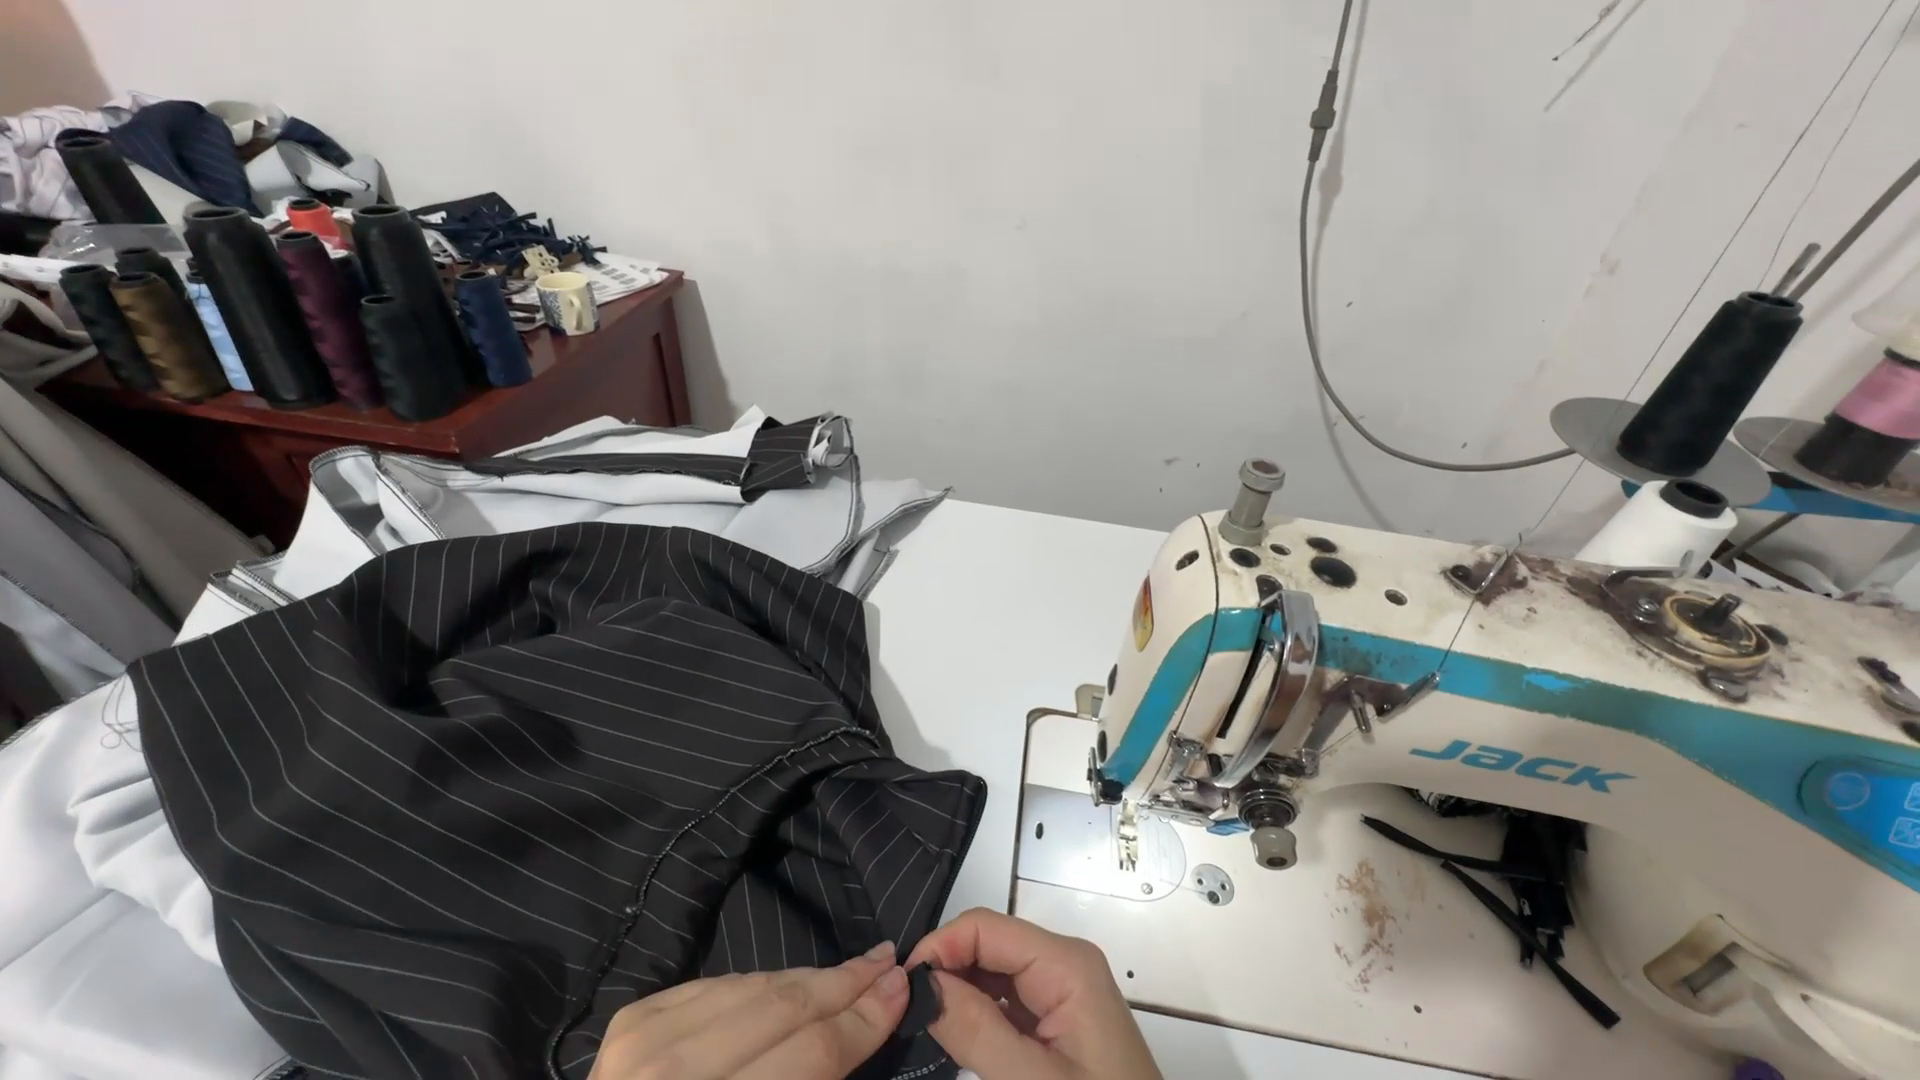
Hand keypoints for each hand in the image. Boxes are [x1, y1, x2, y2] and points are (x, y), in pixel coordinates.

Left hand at [588, 941, 908, 1079]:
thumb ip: (810, 1076)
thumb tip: (863, 1022)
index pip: (812, 1054)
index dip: (864, 1018)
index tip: (902, 987)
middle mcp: (672, 1076)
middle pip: (783, 1009)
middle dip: (847, 983)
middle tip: (888, 961)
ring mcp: (642, 1042)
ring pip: (753, 986)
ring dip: (810, 977)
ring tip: (853, 968)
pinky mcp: (631, 1020)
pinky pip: (718, 983)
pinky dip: (762, 982)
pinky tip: (792, 981)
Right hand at [906, 908, 1160, 1079]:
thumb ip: (975, 1029)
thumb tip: (922, 980)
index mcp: (1065, 963)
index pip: (984, 926)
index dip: (939, 947)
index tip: (902, 988)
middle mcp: (1064, 962)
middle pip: (988, 942)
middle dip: (945, 967)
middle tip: (906, 1010)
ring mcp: (1063, 988)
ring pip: (993, 968)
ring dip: (957, 989)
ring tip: (923, 1021)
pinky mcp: (1058, 1015)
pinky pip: (1007, 995)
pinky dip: (977, 1009)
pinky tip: (957, 1033)